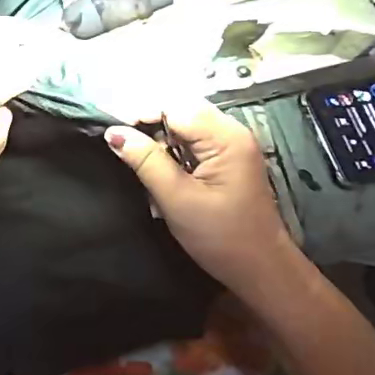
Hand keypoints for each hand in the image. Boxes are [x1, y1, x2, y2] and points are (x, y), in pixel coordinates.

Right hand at [105, 99, 300, 293]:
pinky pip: (195, 141)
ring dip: (161, 139)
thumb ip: (146, 162)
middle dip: (150, 125)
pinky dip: (174, 151)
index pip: (176, 106)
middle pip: (182, 110)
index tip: (113, 134)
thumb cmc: (221, 237)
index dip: (142, 114)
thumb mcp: (177, 200)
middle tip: (122, 147)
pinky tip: (161, 172)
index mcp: (226, 136)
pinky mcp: (229, 158)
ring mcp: (232, 144)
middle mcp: (232, 131)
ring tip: (139, 162)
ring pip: (186, 125)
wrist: (261, 267)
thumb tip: (114, 133)